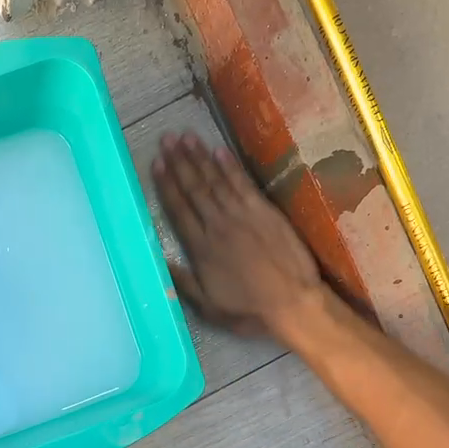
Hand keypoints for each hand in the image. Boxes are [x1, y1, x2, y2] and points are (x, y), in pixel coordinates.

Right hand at [154, 133, 336, 345]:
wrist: (292, 302)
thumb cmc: (248, 310)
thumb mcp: (208, 307)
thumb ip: (184, 283)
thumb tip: (162, 261)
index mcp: (201, 250)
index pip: (179, 211)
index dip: (166, 186)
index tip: (156, 164)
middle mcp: (218, 226)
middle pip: (195, 189)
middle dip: (179, 162)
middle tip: (167, 139)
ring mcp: (242, 215)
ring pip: (216, 180)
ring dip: (200, 157)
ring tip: (186, 137)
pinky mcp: (264, 211)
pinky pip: (242, 183)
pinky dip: (230, 165)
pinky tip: (218, 150)